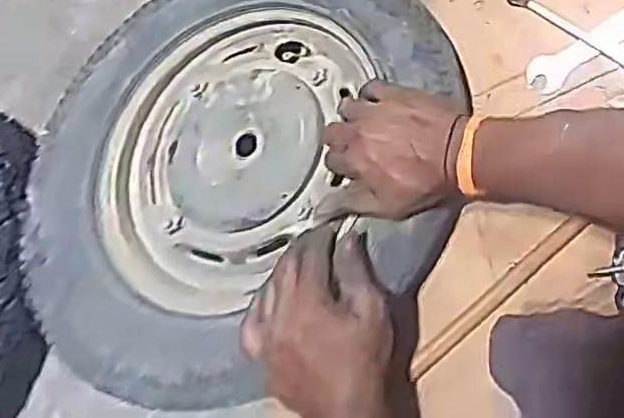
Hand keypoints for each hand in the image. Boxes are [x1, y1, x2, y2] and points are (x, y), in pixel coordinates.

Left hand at [242, 227, 393, 417]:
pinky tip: (273, 296)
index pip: (309, 255)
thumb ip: (356, 269)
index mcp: (308, 305)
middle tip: (320, 235)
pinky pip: (251, 322)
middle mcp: (279, 320)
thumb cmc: (368, 355)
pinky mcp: (262, 359)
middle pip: (285, 269)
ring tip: (302, 259)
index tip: (336, 224)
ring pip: (266, 291)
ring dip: (283, 269)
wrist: (349, 409)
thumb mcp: (372, 307)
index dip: (322, 235)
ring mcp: (265, 342)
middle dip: (302, 246)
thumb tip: (347, 236)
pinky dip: (262, 302)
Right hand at [322, 80, 464, 218]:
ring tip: (363, 121)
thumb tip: (324, 209)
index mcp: (356, 159)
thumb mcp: (387, 206)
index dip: (340, 165)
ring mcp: (377, 109)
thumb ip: (352, 204)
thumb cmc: (427, 181)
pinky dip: (369, 93)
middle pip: (332, 132)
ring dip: (351, 115)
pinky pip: (371, 87)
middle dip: (339, 139)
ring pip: (347, 107)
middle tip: (353, 144)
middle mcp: (360, 131)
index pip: (331, 161)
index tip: (351, 166)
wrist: (459, 151)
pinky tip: (376, 101)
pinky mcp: (396, 93)